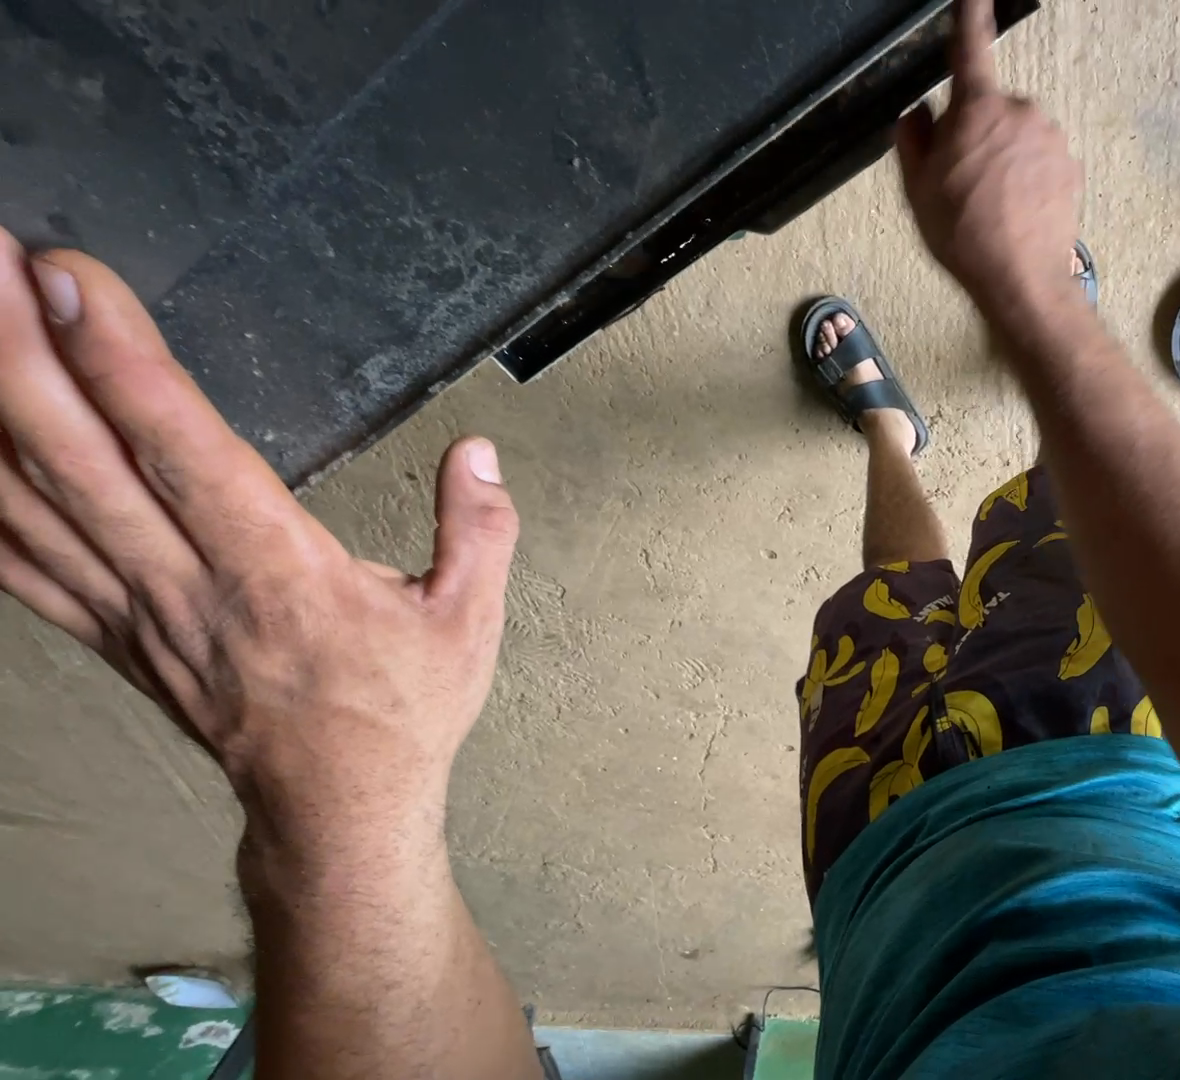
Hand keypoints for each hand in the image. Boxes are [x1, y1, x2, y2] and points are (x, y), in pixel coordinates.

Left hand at [0, 234, 518, 846]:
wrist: (340, 799)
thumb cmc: (407, 707)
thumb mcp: (473, 618)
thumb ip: (481, 531)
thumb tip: (477, 453)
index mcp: (284, 577)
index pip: (187, 456)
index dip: (125, 366)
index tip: (71, 279)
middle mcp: (189, 587)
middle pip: (73, 459)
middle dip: (9, 347)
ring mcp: (135, 610)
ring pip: (21, 499)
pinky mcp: (113, 629)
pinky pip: (10, 558)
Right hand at [895, 0, 1083, 310]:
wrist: (1021, 281)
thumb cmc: (965, 235)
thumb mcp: (917, 190)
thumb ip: (913, 140)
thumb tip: (918, 115)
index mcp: (978, 108)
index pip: (969, 47)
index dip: (968, 15)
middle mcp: (1022, 112)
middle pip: (991, 111)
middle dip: (976, 137)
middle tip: (963, 185)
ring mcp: (1051, 140)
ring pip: (1018, 140)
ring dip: (1004, 163)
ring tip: (990, 209)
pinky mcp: (1070, 168)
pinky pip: (1040, 165)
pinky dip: (1028, 183)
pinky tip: (1015, 216)